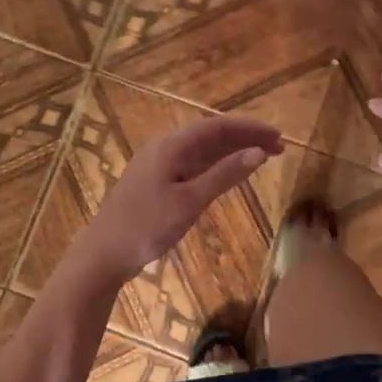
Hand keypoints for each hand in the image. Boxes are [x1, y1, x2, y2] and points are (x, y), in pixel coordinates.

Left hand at [74, 116, 284, 285]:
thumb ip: (224, 175)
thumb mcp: (190, 202)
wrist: (103, 253)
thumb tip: (258, 153)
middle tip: (278, 148)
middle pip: (210, 135)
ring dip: (231, 152)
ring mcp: (158, 165)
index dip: (250, 129)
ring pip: (202, 150)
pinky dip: (215, 166)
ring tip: (261, 158)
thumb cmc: (146, 227)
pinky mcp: (156, 182)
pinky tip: (229, 175)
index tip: (279, 136)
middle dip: (244, 138)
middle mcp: (164, 148)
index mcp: (171, 146)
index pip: (217, 127)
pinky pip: (192, 164)